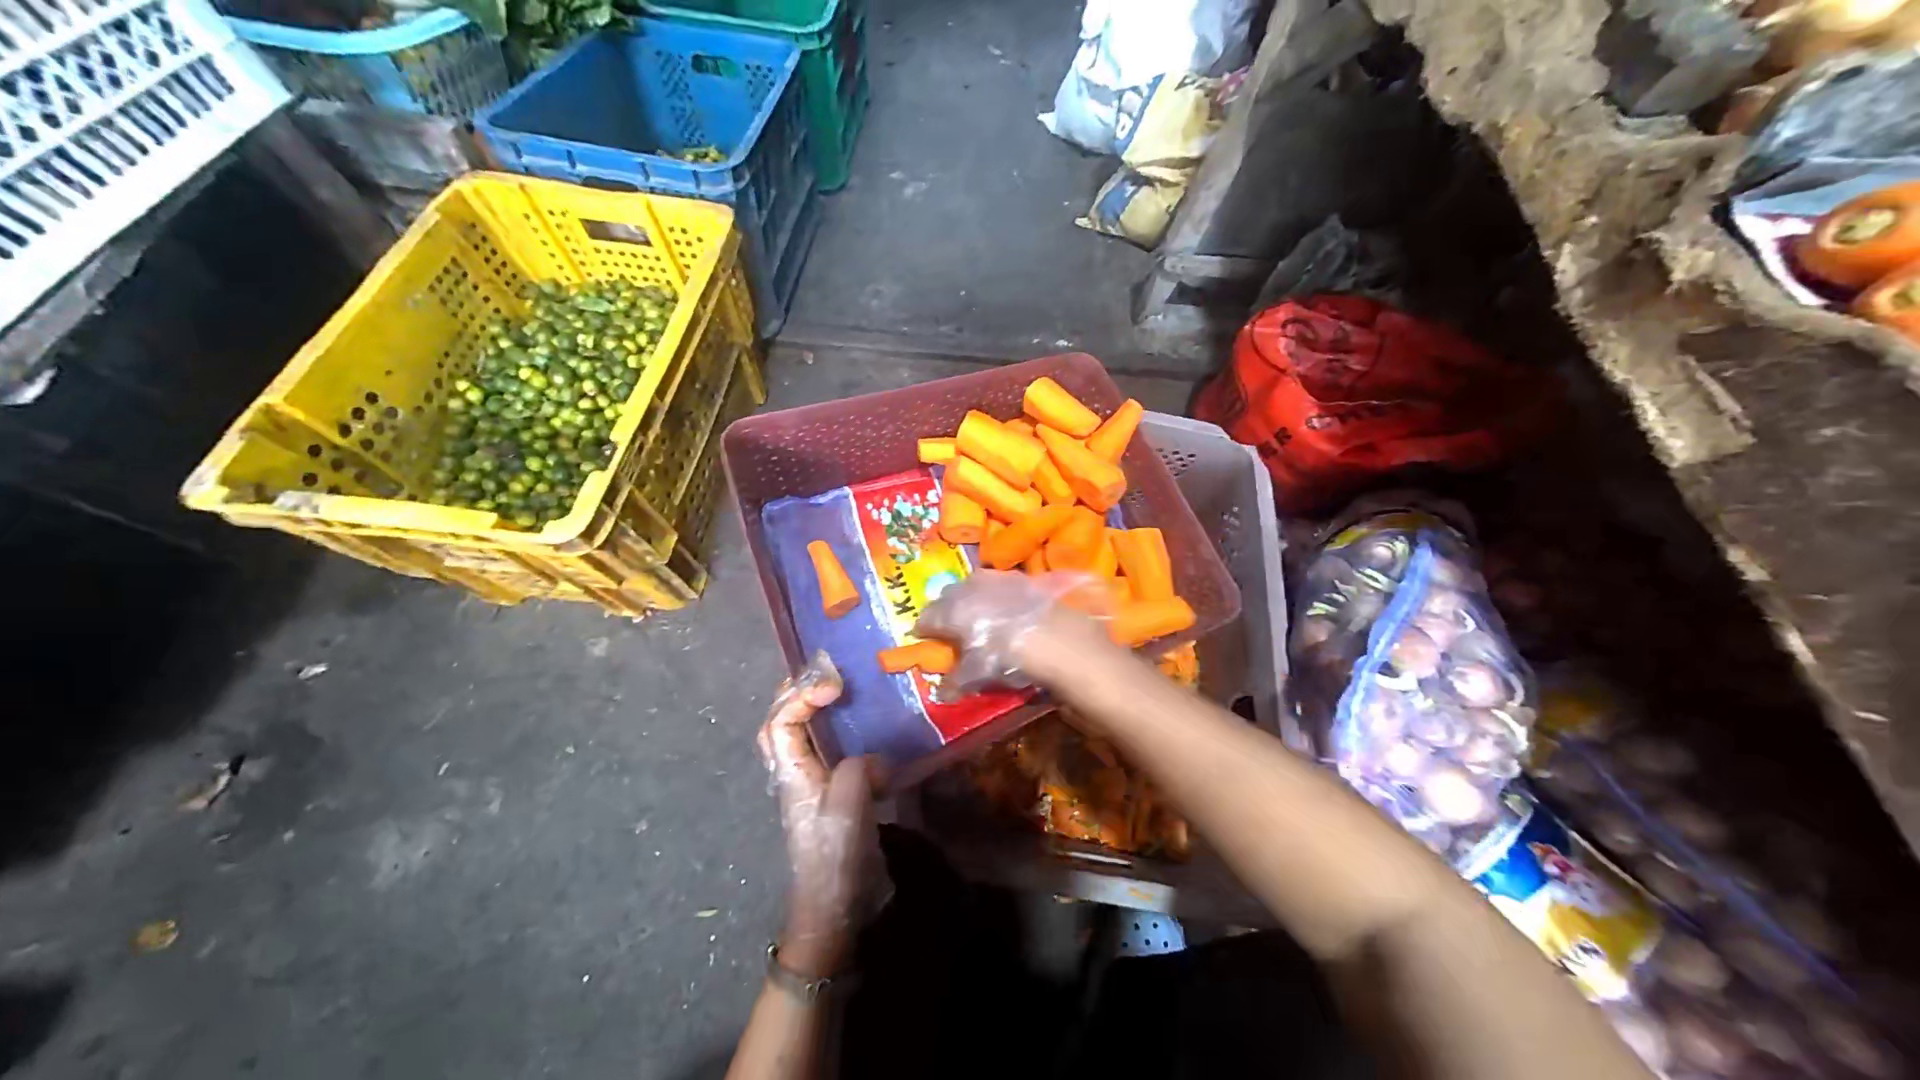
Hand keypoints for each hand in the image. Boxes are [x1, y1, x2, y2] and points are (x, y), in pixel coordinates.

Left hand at [756, 652, 884, 977]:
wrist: (835, 905)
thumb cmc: (835, 854)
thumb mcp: (849, 806)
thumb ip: (860, 769)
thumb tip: (877, 758)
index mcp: (791, 772)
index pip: (781, 721)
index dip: (802, 695)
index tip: (835, 686)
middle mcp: (794, 773)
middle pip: (778, 724)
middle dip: (793, 694)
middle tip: (821, 674)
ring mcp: (810, 785)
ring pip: (796, 737)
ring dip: (808, 710)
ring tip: (835, 690)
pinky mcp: (829, 795)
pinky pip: (822, 752)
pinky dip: (831, 731)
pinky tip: (855, 729)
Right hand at [913, 570, 1113, 697]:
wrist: (1058, 640)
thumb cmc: (1006, 659)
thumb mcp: (977, 676)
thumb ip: (954, 682)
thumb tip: (942, 692)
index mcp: (950, 609)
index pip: (926, 618)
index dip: (925, 632)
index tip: (926, 641)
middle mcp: (968, 587)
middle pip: (947, 597)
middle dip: (945, 611)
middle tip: (951, 630)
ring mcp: (996, 579)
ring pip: (973, 586)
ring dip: (971, 600)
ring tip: (978, 618)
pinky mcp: (1022, 578)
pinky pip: (999, 586)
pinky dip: (996, 598)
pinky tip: (1006, 613)